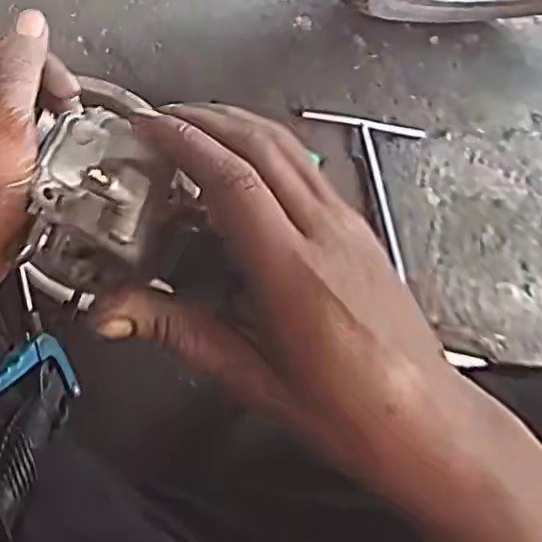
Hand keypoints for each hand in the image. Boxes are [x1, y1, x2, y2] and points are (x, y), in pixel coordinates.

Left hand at [0, 10, 80, 262]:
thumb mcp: (7, 120)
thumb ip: (22, 69)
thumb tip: (32, 23)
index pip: (15, 48)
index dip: (44, 67)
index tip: (62, 92)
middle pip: (29, 68)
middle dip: (51, 90)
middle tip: (59, 116)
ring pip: (38, 92)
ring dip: (53, 109)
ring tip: (53, 134)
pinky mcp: (8, 135)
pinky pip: (39, 115)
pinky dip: (51, 125)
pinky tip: (50, 144)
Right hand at [90, 104, 488, 507]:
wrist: (431, 425)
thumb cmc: (347, 411)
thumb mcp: (248, 376)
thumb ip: (173, 330)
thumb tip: (110, 312)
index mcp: (294, 273)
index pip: (232, 180)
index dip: (184, 142)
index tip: (149, 126)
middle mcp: (325, 234)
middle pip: (258, 144)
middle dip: (201, 117)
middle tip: (159, 116)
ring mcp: (346, 222)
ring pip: (286, 144)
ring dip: (233, 119)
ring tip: (191, 119)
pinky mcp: (357, 222)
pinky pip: (304, 160)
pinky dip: (262, 137)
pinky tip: (241, 146)